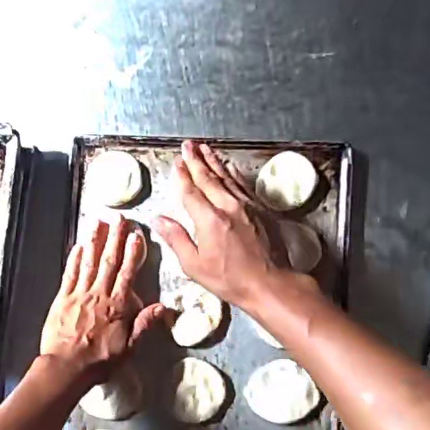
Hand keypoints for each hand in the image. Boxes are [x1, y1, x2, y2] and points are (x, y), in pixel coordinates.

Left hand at [39, 217, 170, 388]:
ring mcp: (78, 295)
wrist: (66, 368)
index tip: (136, 235)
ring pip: (88, 263)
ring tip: (98, 222)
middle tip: (119, 218)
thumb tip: (164, 307)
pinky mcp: (61, 300)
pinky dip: (74, 259)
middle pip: (108, 261)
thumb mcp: (129, 348)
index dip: (132, 252)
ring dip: (94, 241)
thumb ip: (144, 324)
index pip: (127, 273)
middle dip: (114, 238)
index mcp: (117, 306)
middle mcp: (98, 295)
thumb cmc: (98, 361)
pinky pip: (69, 274)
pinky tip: (77, 246)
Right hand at [153, 140, 305, 309]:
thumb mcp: (194, 265)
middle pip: (209, 178)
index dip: (183, 177)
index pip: (191, 192)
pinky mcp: (261, 210)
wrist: (270, 283)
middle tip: (188, 146)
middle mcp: (229, 207)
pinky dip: (233, 174)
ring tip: (206, 149)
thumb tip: (160, 220)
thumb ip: (176, 239)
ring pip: (227, 177)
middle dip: (197, 160)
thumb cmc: (232, 280)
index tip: (177, 163)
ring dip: (215, 162)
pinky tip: (230, 168)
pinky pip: (243, 185)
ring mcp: (248, 207)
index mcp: (210, 220)